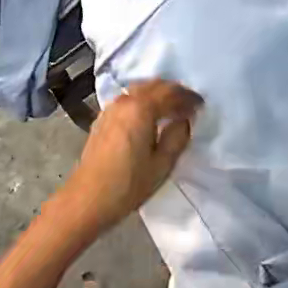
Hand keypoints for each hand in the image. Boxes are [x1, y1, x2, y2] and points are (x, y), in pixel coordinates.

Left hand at [53, 80, 202, 235]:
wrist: (86, 201)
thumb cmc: (128, 185)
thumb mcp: (163, 164)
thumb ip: (178, 136)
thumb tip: (184, 120)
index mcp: (141, 109)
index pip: (171, 93)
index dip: (189, 98)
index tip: (201, 106)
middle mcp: (125, 102)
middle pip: (154, 86)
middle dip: (174, 92)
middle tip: (189, 105)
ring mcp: (110, 109)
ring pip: (140, 90)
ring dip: (158, 95)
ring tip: (171, 109)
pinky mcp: (102, 120)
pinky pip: (128, 100)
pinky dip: (143, 101)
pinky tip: (149, 116)